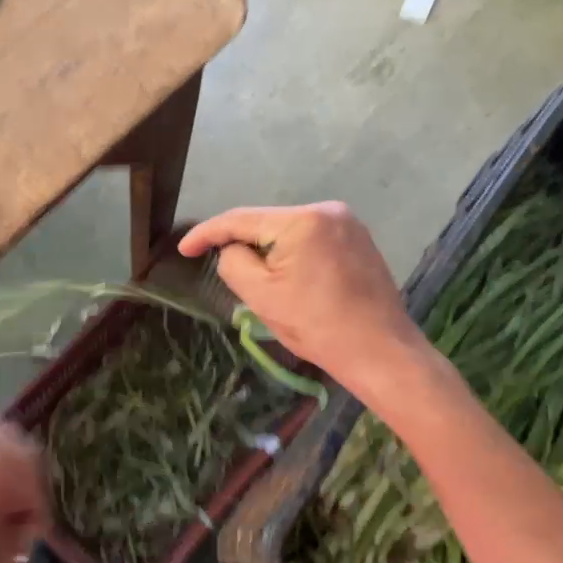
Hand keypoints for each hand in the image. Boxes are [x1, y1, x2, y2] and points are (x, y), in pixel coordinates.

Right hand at [179, 203, 427, 394]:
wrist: (380, 351)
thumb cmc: (317, 325)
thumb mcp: (260, 296)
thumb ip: (233, 263)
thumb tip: (231, 250)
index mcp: (302, 220)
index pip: (239, 219)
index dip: (205, 233)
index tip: (183, 249)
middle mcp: (327, 210)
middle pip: (265, 223)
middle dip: (241, 244)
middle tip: (218, 269)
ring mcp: (348, 224)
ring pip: (287, 231)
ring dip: (267, 251)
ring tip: (257, 280)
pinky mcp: (358, 240)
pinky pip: (310, 239)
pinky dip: (291, 254)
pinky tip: (289, 279)